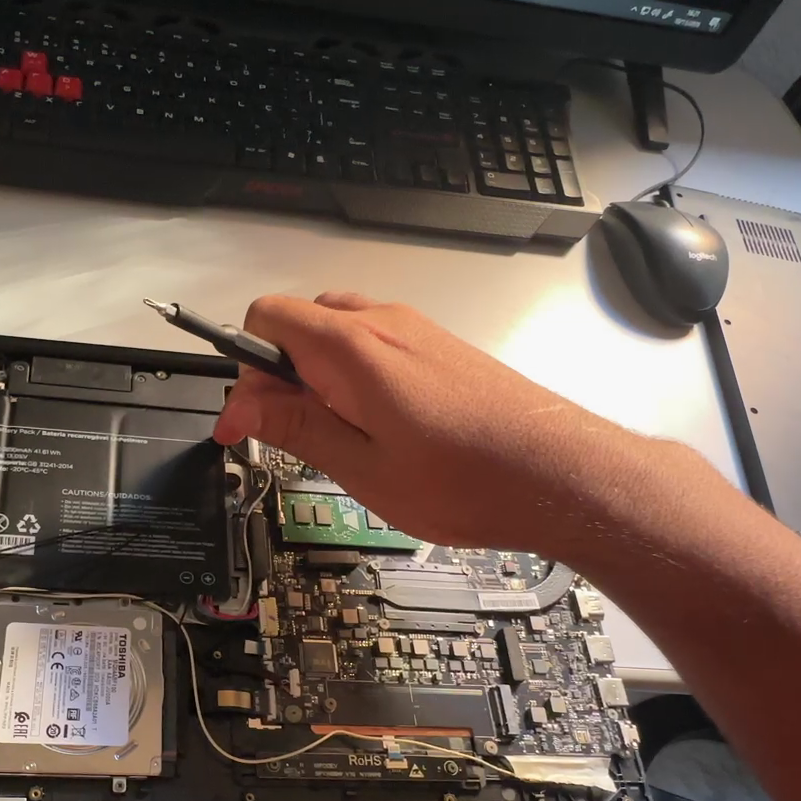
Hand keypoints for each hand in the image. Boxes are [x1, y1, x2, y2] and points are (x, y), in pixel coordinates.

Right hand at [214, 292, 671, 554]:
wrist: (560, 475)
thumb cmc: (462, 481)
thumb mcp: (361, 467)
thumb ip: (296, 426)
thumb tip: (239, 405)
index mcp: (352, 348)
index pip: (265, 319)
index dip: (242, 373)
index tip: (241, 426)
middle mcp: (382, 322)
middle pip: (297, 322)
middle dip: (275, 374)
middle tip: (287, 433)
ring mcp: (416, 330)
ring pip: (336, 331)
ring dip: (314, 373)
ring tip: (331, 431)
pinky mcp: (439, 346)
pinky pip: (373, 342)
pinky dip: (350, 373)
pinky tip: (374, 423)